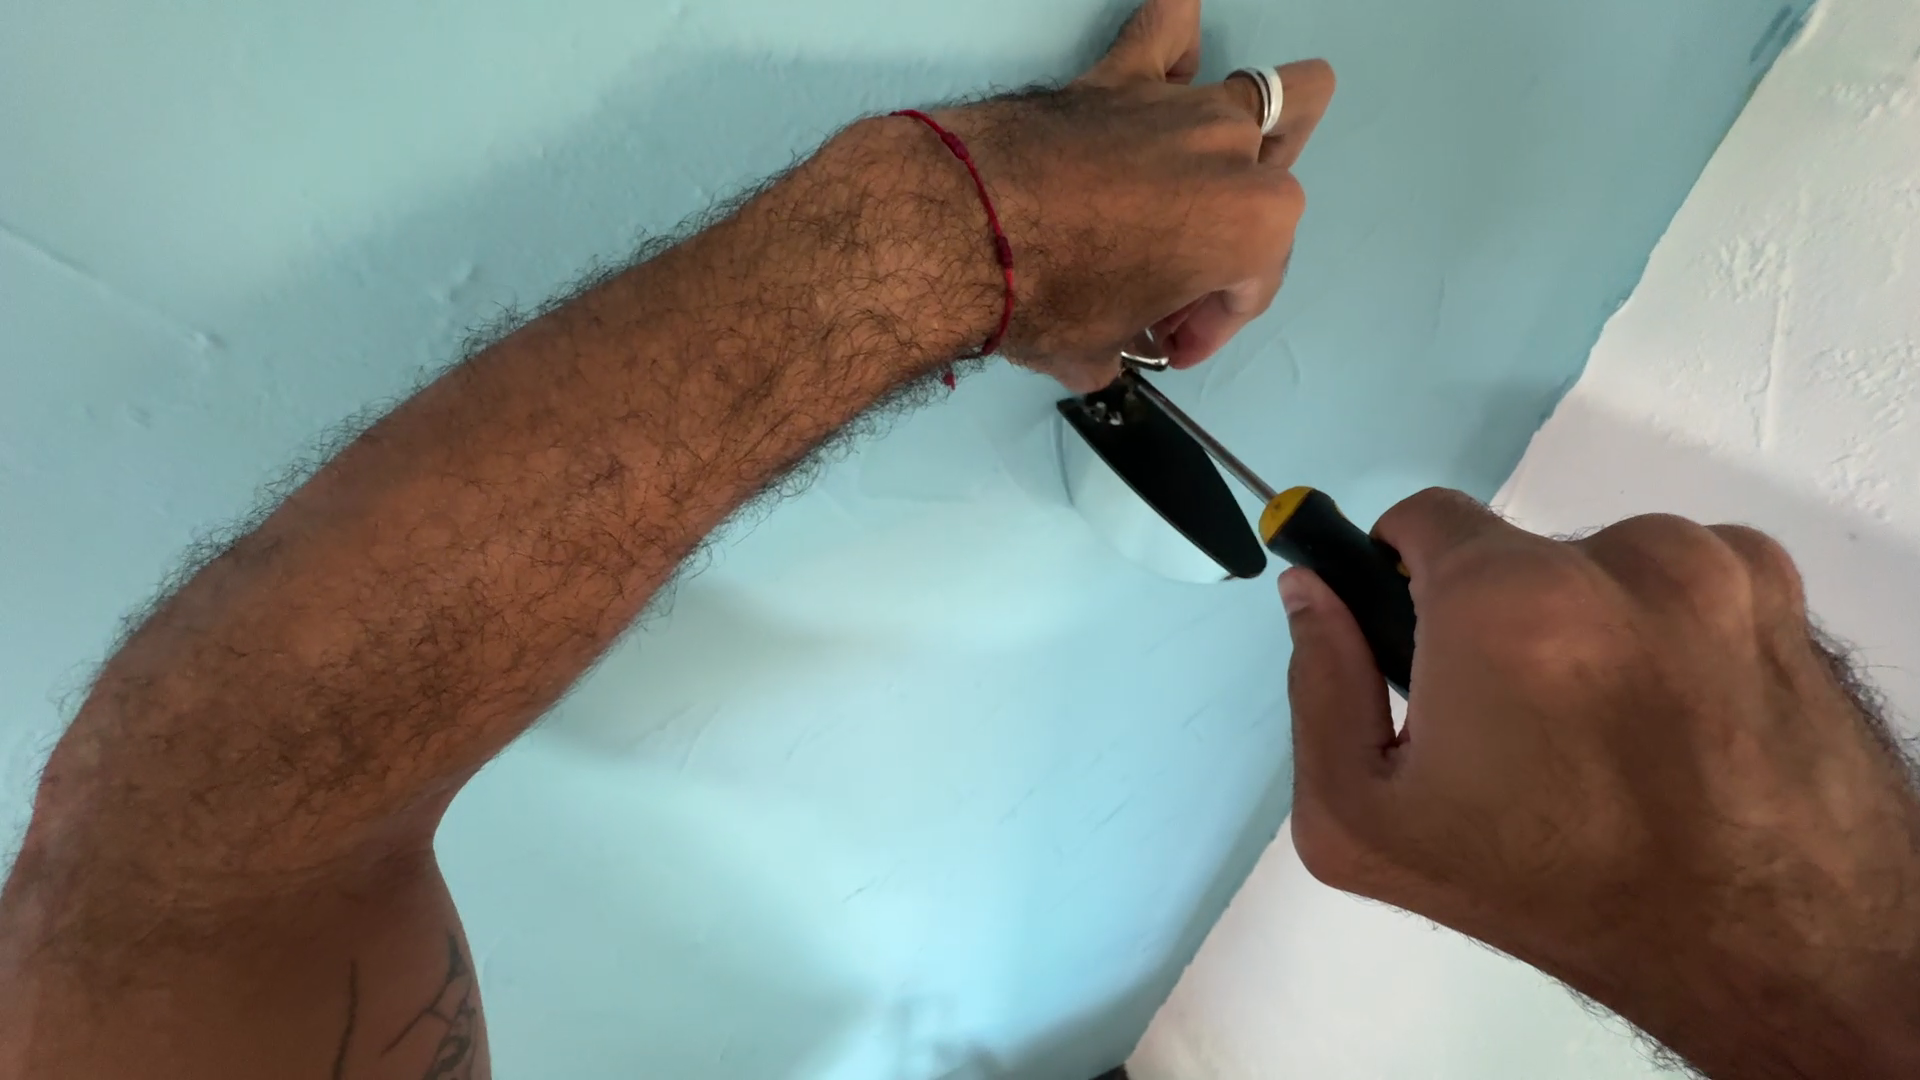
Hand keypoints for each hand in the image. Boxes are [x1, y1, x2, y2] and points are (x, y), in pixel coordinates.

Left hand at [935, 0, 1334, 390]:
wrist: (966, 232)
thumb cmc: (1049, 302)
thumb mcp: (1094, 355)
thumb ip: (1117, 354)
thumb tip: (1105, 358)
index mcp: (1251, 228)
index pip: (1247, 291)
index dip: (1207, 332)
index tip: (1166, 352)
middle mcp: (1233, 154)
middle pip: (1260, 205)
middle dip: (1226, 251)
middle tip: (1171, 284)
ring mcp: (1182, 103)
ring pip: (1262, 96)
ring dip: (1240, 152)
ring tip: (1191, 192)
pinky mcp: (1121, 71)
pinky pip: (1168, 30)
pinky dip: (1171, 54)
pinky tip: (1153, 89)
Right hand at [1283, 488, 1919, 1077]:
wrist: (1777, 970)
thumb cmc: (1535, 887)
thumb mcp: (1354, 811)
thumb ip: (1316, 681)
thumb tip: (1307, 588)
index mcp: (1506, 601)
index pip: (1422, 516)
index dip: (1397, 571)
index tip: (1414, 634)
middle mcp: (1624, 561)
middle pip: (1503, 551)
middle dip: (1480, 612)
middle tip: (1499, 713)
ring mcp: (1725, 575)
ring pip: (1591, 563)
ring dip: (1571, 617)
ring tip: (1589, 721)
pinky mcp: (1794, 603)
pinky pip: (1683, 579)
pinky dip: (1655, 624)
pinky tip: (1661, 712)